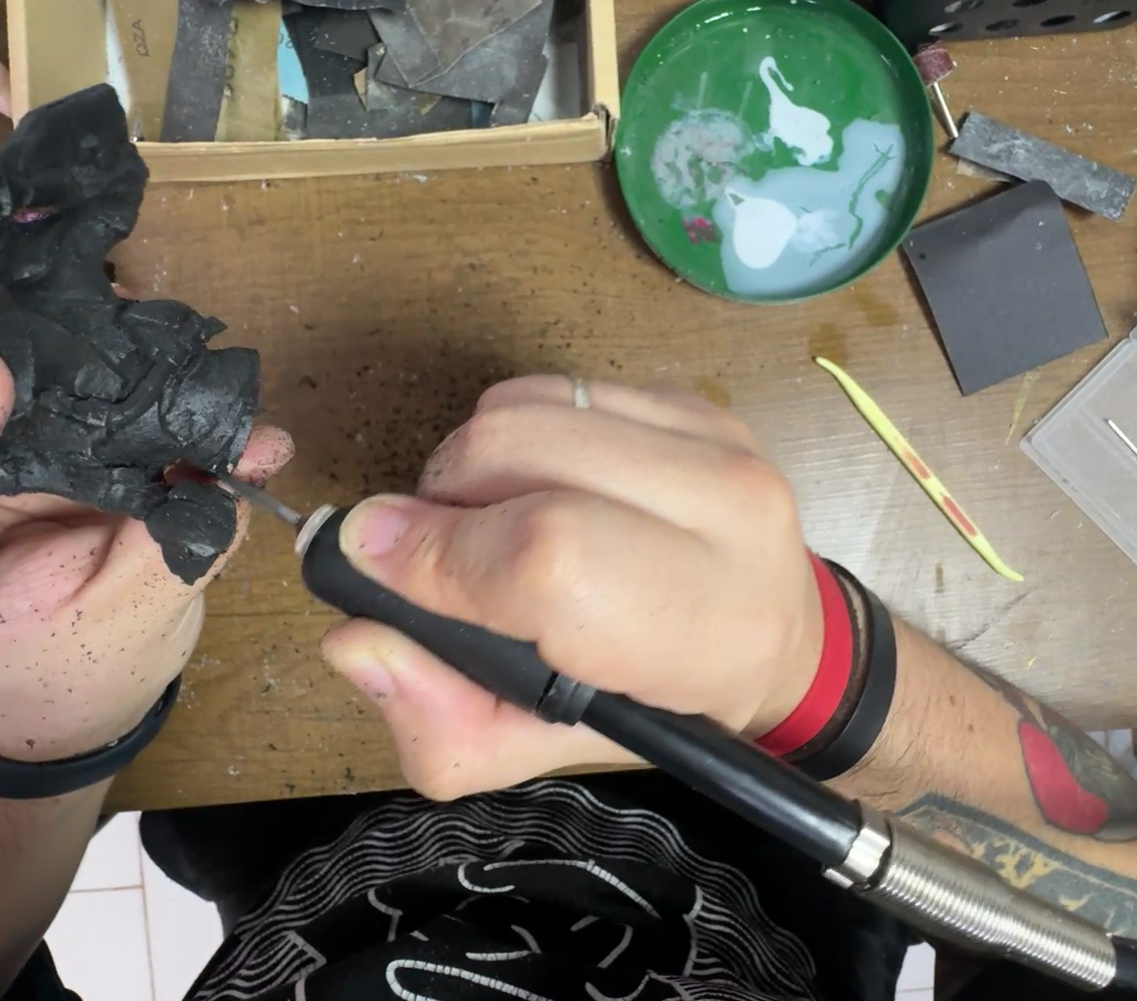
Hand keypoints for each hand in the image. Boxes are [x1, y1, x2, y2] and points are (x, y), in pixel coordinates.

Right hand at [320, 376, 823, 798]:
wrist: (782, 634)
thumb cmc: (670, 701)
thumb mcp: (555, 749)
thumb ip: (448, 719)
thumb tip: (355, 637)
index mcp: (706, 620)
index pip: (551, 553)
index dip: (443, 553)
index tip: (372, 560)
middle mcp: (726, 506)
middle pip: (524, 447)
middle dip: (442, 498)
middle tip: (440, 549)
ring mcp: (713, 436)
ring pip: (529, 405)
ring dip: (473, 462)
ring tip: (490, 517)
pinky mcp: (692, 401)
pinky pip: (557, 386)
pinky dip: (516, 430)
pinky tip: (536, 481)